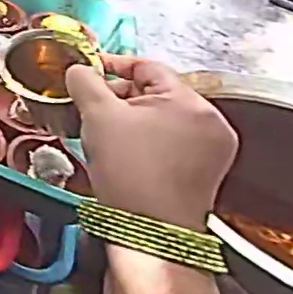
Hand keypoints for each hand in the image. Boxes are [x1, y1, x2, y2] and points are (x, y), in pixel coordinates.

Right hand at [65, 55, 237, 229]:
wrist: (149, 229)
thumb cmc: (128, 169)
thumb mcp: (97, 113)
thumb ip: (85, 80)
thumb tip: (80, 69)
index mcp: (193, 104)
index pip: (147, 66)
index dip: (111, 64)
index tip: (85, 72)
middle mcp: (212, 123)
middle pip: (155, 90)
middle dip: (118, 94)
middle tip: (88, 103)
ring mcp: (213, 148)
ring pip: (160, 114)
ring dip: (128, 114)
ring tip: (101, 126)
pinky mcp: (205, 168)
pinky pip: (169, 135)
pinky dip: (143, 134)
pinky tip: (120, 145)